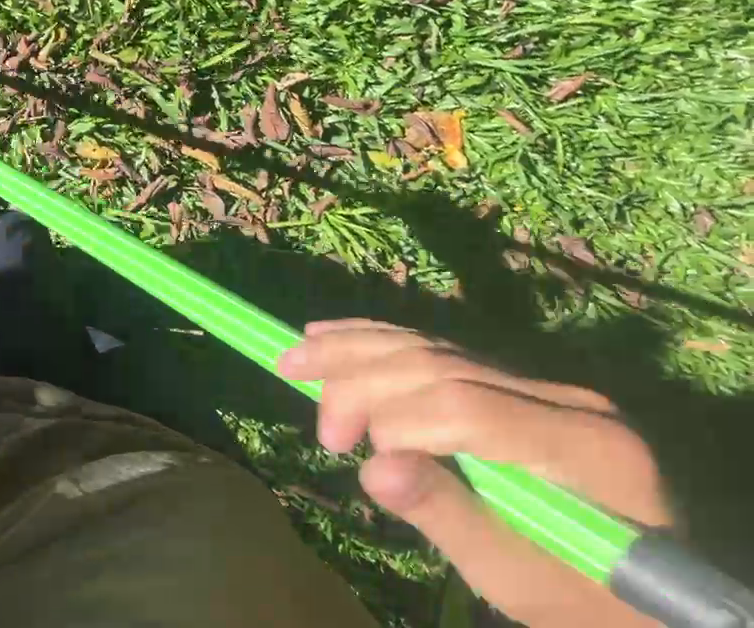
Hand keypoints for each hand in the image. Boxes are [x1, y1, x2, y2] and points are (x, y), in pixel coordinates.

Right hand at [278, 320, 670, 626]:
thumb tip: (375, 471)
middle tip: (324, 434)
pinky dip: (371, 341)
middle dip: (361, 385)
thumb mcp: (516, 575)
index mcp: (584, 446)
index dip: (396, 418)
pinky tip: (325, 334)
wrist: (639, 595)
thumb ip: (449, 516)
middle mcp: (566, 398)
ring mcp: (538, 384)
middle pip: (438, 366)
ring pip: (426, 345)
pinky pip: (431, 347)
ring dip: (350, 349)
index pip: (468, 404)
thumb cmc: (580, 596)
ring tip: (291, 359)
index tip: (355, 456)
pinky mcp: (510, 381)